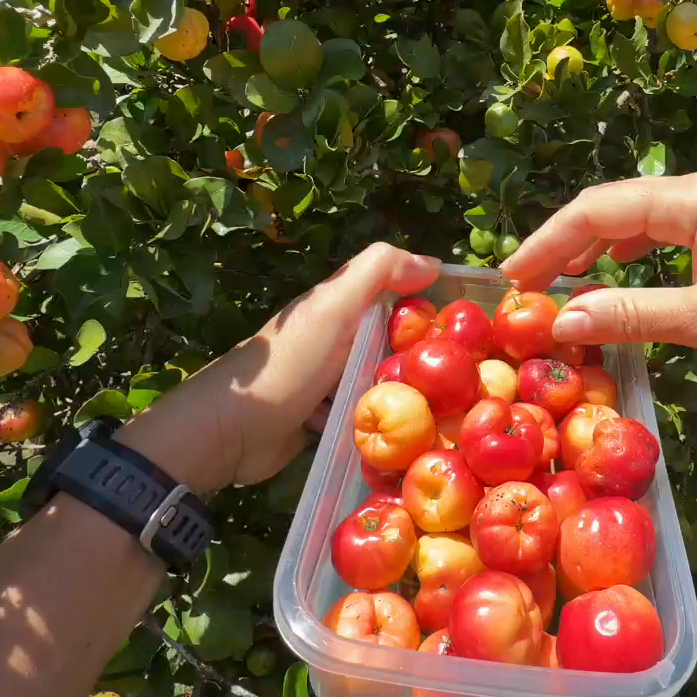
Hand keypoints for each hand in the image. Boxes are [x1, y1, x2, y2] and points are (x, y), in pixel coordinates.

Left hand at [117, 243, 439, 491]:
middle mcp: (340, 337)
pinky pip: (366, 412)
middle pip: (396, 339)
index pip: (399, 294)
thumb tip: (432, 262)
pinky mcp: (326, 415)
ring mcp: (332, 379)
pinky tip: (400, 433)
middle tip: (461, 379)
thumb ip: (378, 273)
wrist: (229, 434)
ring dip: (403, 392)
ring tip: (441, 410)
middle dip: (423, 356)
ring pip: (385, 378)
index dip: (431, 305)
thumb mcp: (334, 308)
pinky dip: (378, 420)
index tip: (467, 328)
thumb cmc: (289, 365)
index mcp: (341, 304)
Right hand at [500, 172, 696, 379]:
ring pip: (640, 218)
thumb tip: (561, 319)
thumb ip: (632, 314)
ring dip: (598, 248)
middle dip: (566, 244)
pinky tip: (617, 274)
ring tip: (559, 282)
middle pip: (615, 207)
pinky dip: (634, 254)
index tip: (510, 277)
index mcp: (696, 198)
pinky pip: (668, 233)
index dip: (548, 242)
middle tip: (526, 285)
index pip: (599, 209)